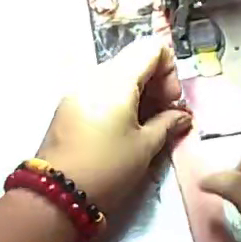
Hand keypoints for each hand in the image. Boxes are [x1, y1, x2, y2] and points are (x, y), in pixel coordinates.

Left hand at [36, 38, 191, 212]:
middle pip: (135, 61)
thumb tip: (182, 116)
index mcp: (117, 79)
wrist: (58, 193)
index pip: (152, 48)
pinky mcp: (69, 105)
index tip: (171, 103)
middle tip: (163, 117)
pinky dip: (119, 102)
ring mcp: (78, 89)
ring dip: (138, 94)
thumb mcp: (145, 147)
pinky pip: (101, 91)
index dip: (170, 71)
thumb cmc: (108, 167)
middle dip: (156, 84)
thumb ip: (168, 123)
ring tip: (145, 127)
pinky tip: (123, 130)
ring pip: (118, 76)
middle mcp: (95, 75)